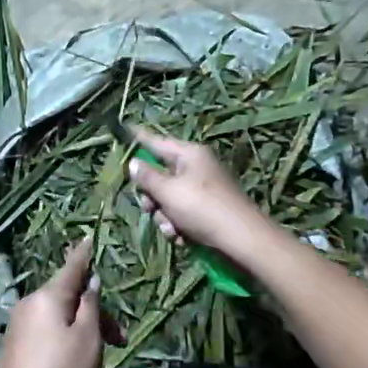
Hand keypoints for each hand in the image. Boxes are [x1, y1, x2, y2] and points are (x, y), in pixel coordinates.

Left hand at [0, 238, 108, 367]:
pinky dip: (66, 341)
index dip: (84, 255)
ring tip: (101, 359)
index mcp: (45, 297)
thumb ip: (90, 307)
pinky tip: (77, 367)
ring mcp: (18, 329)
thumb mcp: (88, 340)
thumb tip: (88, 284)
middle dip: (94, 310)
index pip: (71, 268)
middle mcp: (27, 306)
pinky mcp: (15, 351)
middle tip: (121, 338)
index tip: (90, 238)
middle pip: (66, 296)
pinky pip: (47, 334)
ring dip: (82, 329)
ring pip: (58, 317)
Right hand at [128, 127, 265, 252]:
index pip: (157, 141)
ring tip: (172, 230)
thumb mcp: (167, 191)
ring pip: (169, 198)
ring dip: (164, 216)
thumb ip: (147, 177)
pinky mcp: (208, 209)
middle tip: (149, 209)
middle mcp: (197, 167)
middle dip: (152, 197)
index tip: (125, 129)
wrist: (242, 239)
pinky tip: (181, 238)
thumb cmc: (202, 208)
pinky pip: (183, 212)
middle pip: (160, 175)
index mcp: (189, 154)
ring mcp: (204, 188)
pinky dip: (179, 225)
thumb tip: (134, 163)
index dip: (139, 138)